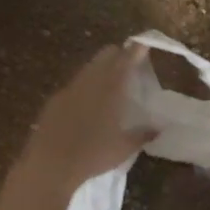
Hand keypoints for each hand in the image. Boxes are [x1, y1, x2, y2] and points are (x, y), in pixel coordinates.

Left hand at [24, 42, 155, 187]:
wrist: (50, 164)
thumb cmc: (93, 156)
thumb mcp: (123, 148)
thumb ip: (142, 135)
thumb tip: (158, 128)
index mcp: (110, 89)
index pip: (126, 60)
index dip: (136, 50)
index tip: (143, 45)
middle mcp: (90, 82)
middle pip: (105, 56)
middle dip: (118, 55)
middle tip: (128, 63)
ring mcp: (70, 89)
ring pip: (88, 68)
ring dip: (100, 68)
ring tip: (109, 81)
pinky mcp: (55, 100)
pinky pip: (74, 85)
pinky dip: (85, 86)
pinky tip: (87, 101)